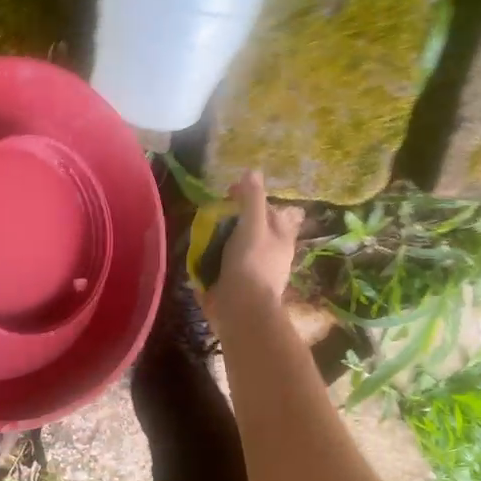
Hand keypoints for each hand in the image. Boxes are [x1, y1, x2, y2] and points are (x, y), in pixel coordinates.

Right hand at [208, 171, 304, 317]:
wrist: (241, 309)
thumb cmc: (251, 262)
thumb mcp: (253, 224)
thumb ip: (252, 198)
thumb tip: (252, 171)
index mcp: (280, 237)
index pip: (270, 209)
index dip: (252, 197)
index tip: (229, 192)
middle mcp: (270, 252)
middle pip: (254, 227)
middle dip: (235, 218)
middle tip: (214, 212)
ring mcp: (254, 269)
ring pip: (239, 244)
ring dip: (222, 237)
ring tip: (203, 230)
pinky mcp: (237, 283)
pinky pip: (226, 263)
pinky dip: (214, 256)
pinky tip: (200, 252)